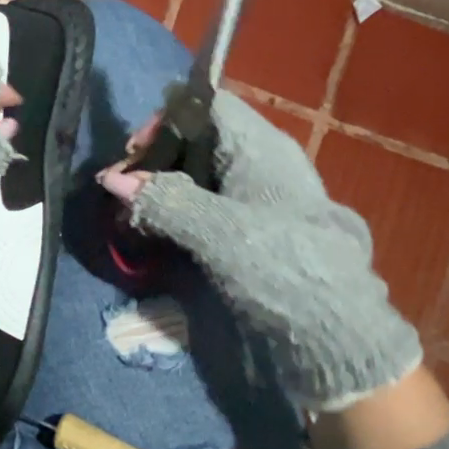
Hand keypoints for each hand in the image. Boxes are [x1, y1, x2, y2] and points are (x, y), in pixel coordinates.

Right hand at [97, 91, 421, 410]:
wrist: (338, 342)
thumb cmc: (283, 273)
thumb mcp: (218, 234)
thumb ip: (164, 202)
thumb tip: (111, 178)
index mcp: (264, 149)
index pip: (208, 105)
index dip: (167, 119)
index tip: (134, 155)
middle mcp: (265, 166)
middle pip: (200, 139)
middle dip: (158, 159)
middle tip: (125, 191)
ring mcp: (264, 202)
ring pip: (203, 176)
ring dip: (165, 190)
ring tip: (134, 217)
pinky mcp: (259, 235)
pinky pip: (212, 208)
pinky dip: (182, 215)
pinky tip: (160, 236)